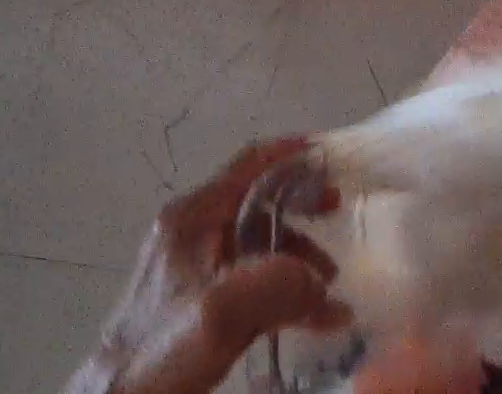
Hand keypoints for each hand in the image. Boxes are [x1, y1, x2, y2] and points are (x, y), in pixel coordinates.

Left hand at [66, 140, 350, 393]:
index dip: (295, 153)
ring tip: (327, 284)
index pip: (252, 162)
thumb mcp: (224, 311)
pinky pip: (252, 273)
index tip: (335, 157)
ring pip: (260, 237)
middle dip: (303, 203)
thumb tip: (321, 285)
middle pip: (260, 196)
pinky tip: (309, 312)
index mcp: (193, 215)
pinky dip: (283, 283)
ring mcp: (194, 263)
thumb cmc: (163, 348)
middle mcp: (192, 229)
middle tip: (338, 213)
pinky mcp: (198, 296)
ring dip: (299, 252)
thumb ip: (280, 283)